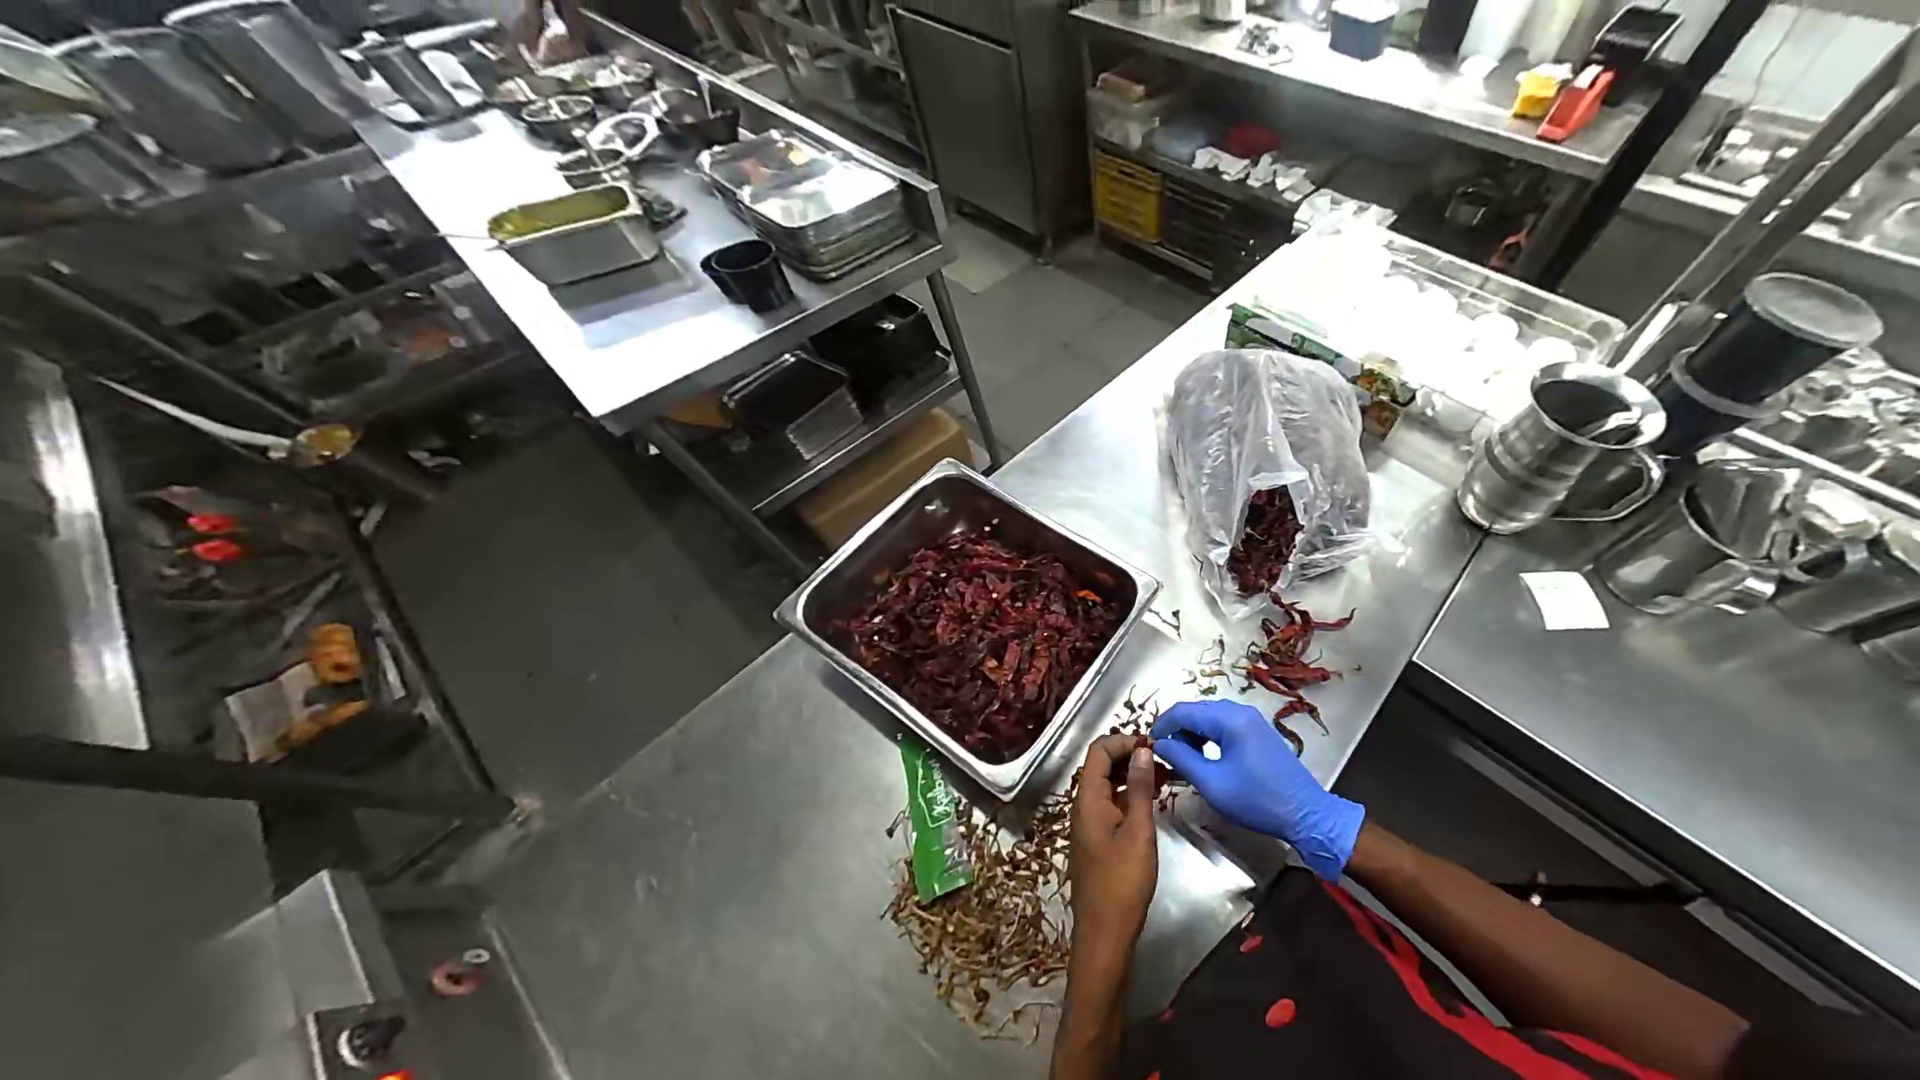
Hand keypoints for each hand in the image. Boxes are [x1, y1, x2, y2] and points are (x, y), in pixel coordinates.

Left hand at [1067, 734, 1158, 958]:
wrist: (1104, 932)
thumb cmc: (1123, 881)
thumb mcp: (1139, 832)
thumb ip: (1140, 788)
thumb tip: (1142, 750)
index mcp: (1087, 798)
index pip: (1098, 751)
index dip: (1123, 741)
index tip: (1153, 744)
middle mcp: (1082, 804)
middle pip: (1100, 765)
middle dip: (1129, 755)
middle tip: (1162, 759)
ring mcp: (1088, 822)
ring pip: (1107, 785)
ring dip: (1131, 776)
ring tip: (1163, 777)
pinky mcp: (1096, 838)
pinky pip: (1110, 803)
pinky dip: (1129, 795)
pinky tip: (1152, 802)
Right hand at [1152, 699, 1364, 879]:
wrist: (1307, 815)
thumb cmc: (1257, 800)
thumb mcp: (1211, 783)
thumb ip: (1181, 758)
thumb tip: (1158, 744)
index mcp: (1229, 720)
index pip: (1183, 711)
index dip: (1161, 725)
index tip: (1149, 743)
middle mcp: (1240, 712)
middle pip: (1196, 710)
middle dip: (1176, 729)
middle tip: (1165, 752)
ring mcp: (1252, 720)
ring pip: (1209, 716)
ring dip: (1192, 732)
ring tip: (1184, 756)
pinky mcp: (1258, 731)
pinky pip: (1224, 724)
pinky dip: (1208, 735)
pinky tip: (1205, 755)